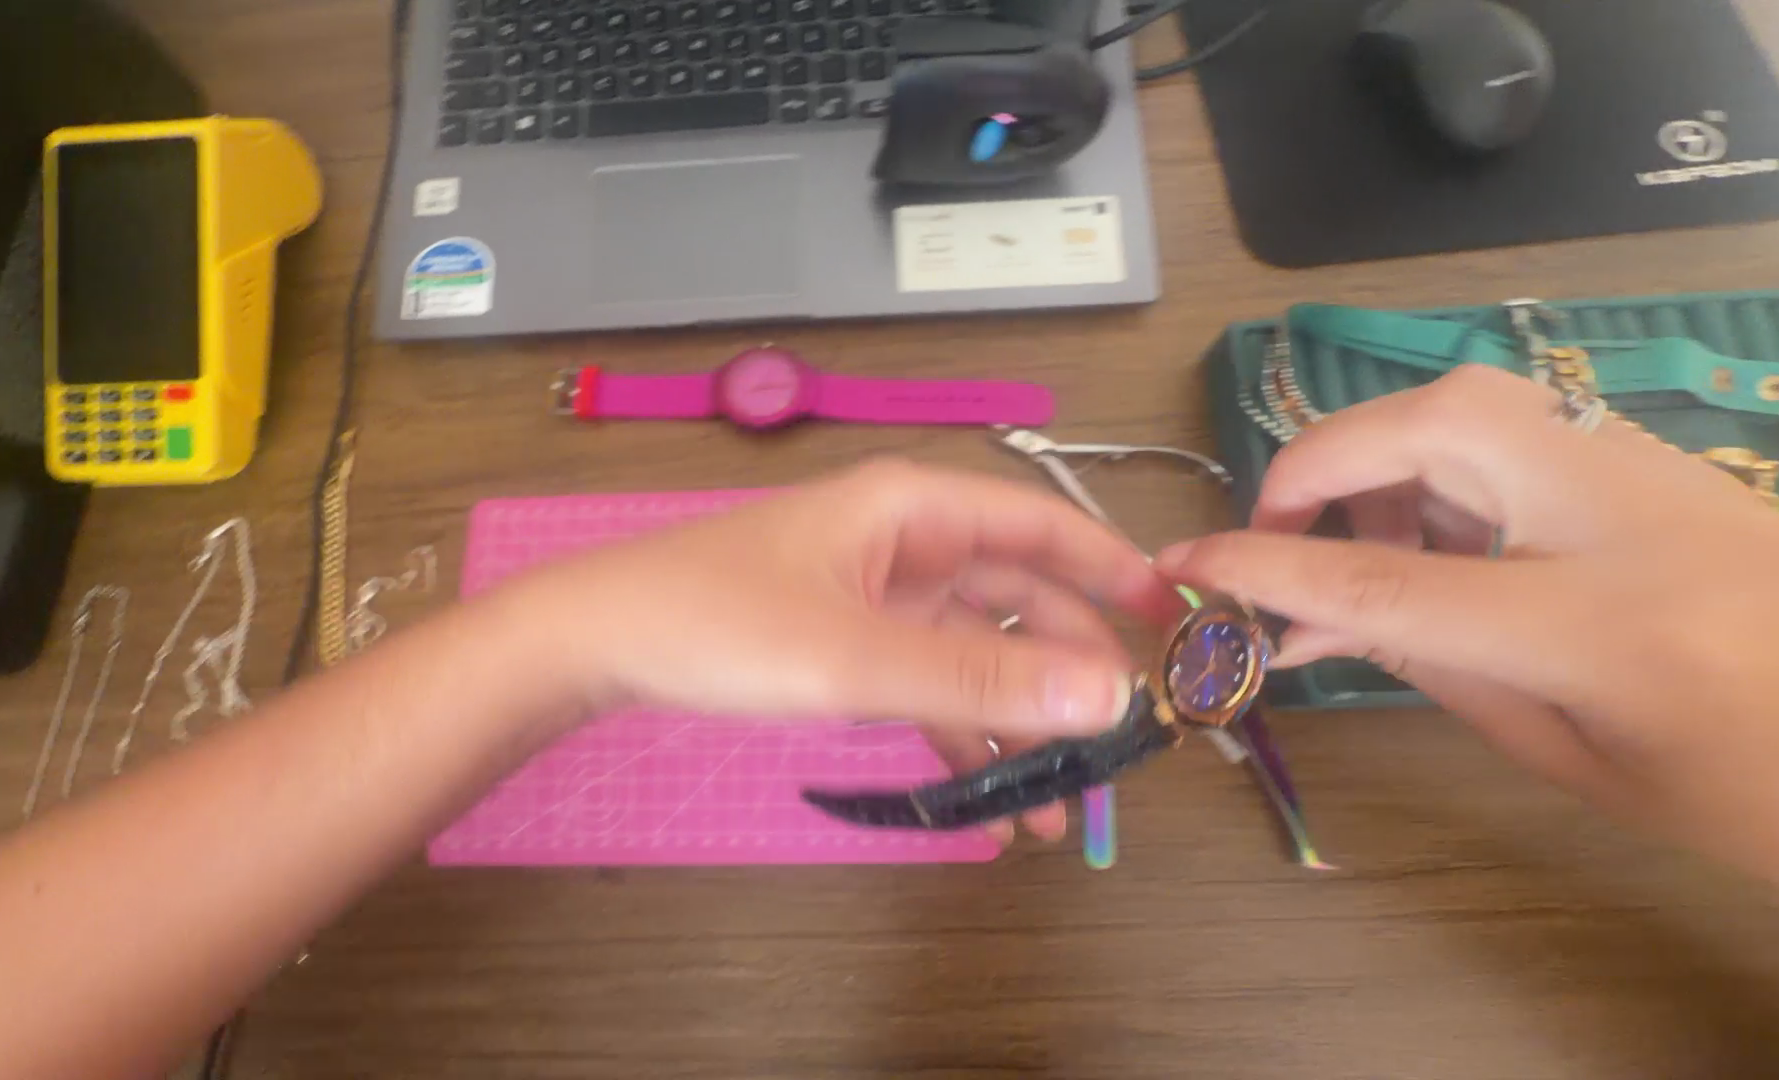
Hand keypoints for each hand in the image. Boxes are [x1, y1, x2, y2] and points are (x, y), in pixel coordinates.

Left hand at [506, 460, 1176, 842]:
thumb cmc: (725, 624)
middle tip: (1117, 741)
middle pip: (1016, 595)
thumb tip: (1107, 693)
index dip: (1112, 568)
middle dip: (1067, 666)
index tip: (1173, 622)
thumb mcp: (856, 656)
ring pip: (973, 649)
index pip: (1041, 525)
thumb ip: (979, 676)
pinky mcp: (850, 638)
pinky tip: (988, 789)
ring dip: (1015, 716)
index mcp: (914, 509)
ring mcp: (878, 593)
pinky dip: (959, 726)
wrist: (605, 641)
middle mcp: (905, 542)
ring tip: (1057, 800)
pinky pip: (926, 678)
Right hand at [1153, 365, 1778, 889]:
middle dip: (1321, 461)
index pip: (1381, 580)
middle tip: (1285, 525)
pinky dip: (1426, 469)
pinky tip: (1434, 535)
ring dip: (1374, 462)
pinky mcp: (1650, 455)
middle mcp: (1629, 514)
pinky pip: (1501, 426)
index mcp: (1610, 628)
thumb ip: (1419, 663)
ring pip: (1465, 402)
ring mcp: (1651, 468)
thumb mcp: (1565, 752)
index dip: (1262, 565)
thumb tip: (1299, 624)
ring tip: (1366, 540)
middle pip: (1430, 423)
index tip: (1178, 561)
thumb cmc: (1759, 793)